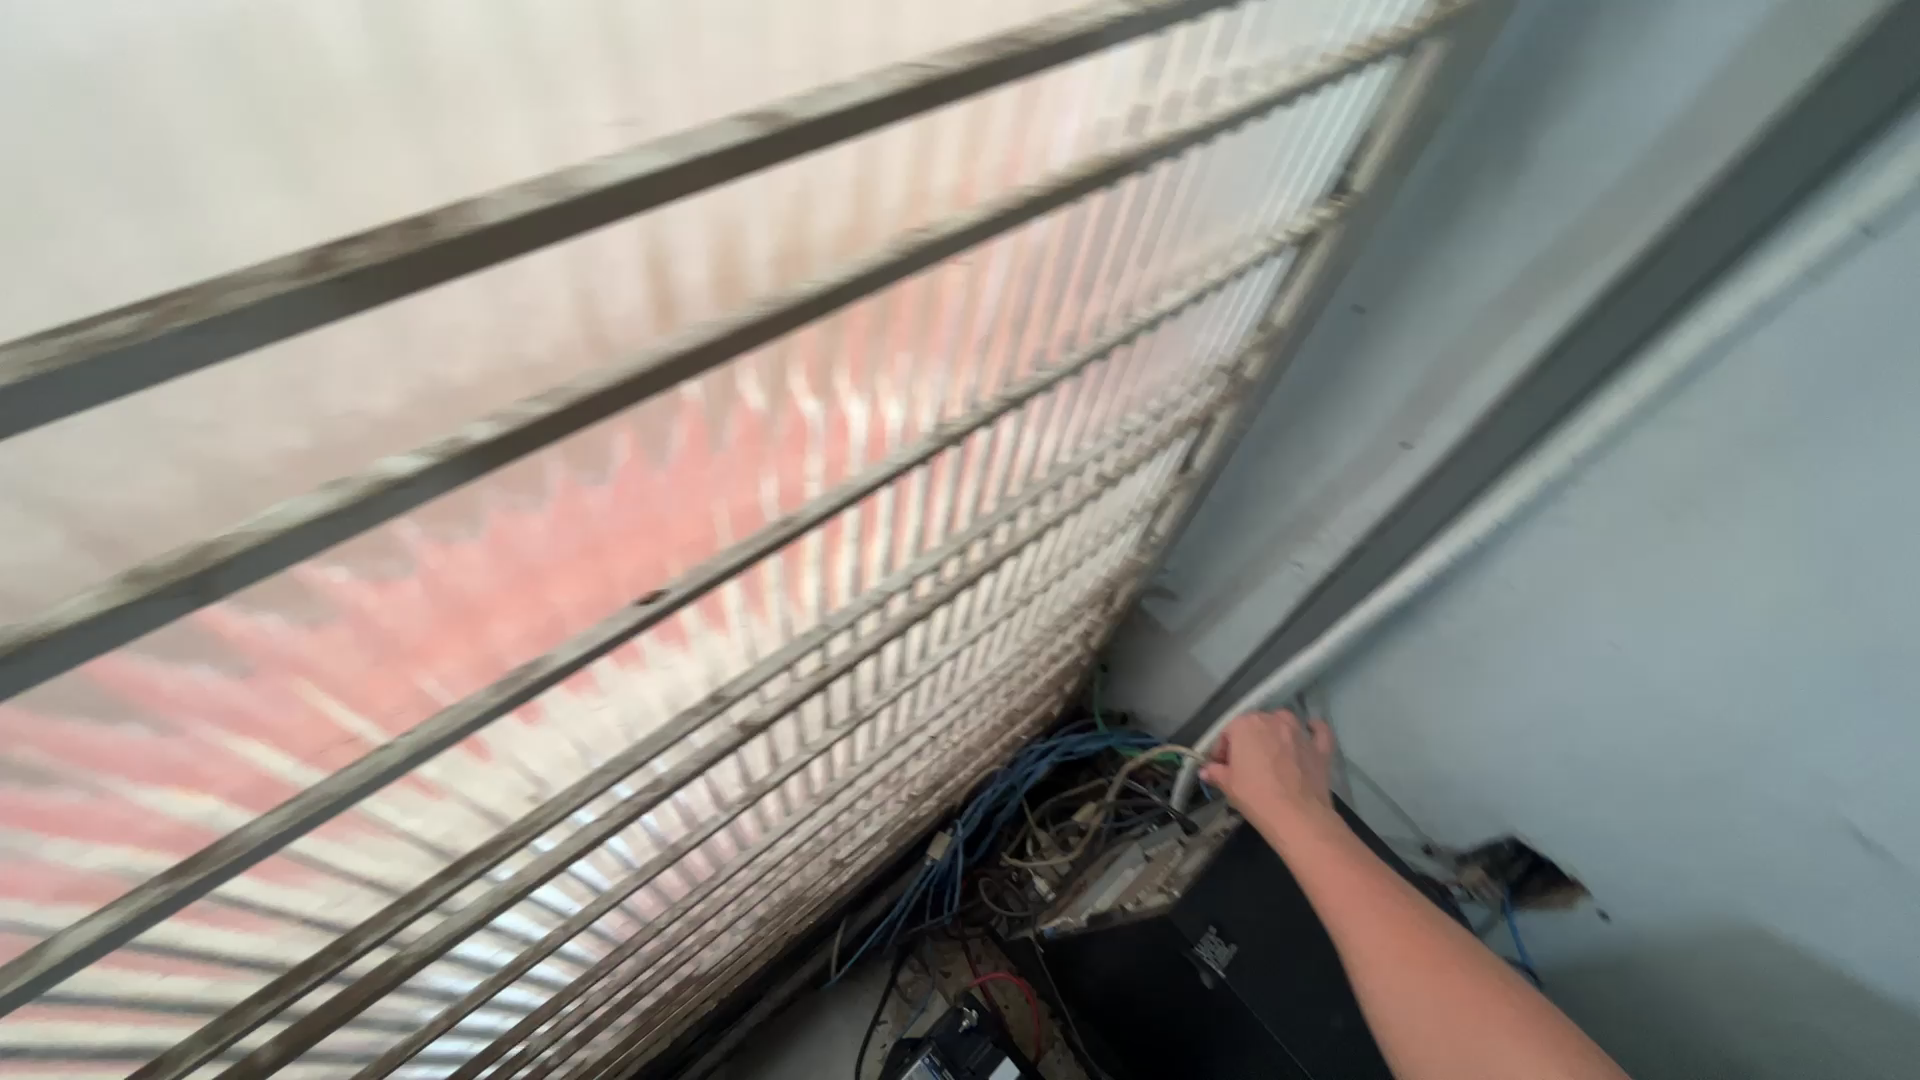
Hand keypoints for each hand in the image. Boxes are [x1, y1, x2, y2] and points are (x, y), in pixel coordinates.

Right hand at [1201, 709, 1339, 841]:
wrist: (1297, 816)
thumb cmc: (1255, 796)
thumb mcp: (1227, 785)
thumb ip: (1215, 772)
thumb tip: (1206, 771)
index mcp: (1244, 725)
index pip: (1227, 733)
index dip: (1221, 751)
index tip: (1221, 768)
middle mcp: (1272, 720)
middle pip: (1254, 725)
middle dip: (1247, 741)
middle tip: (1244, 766)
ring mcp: (1298, 732)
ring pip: (1283, 722)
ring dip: (1275, 730)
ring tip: (1271, 751)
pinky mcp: (1319, 748)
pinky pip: (1318, 732)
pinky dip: (1313, 730)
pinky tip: (1309, 733)